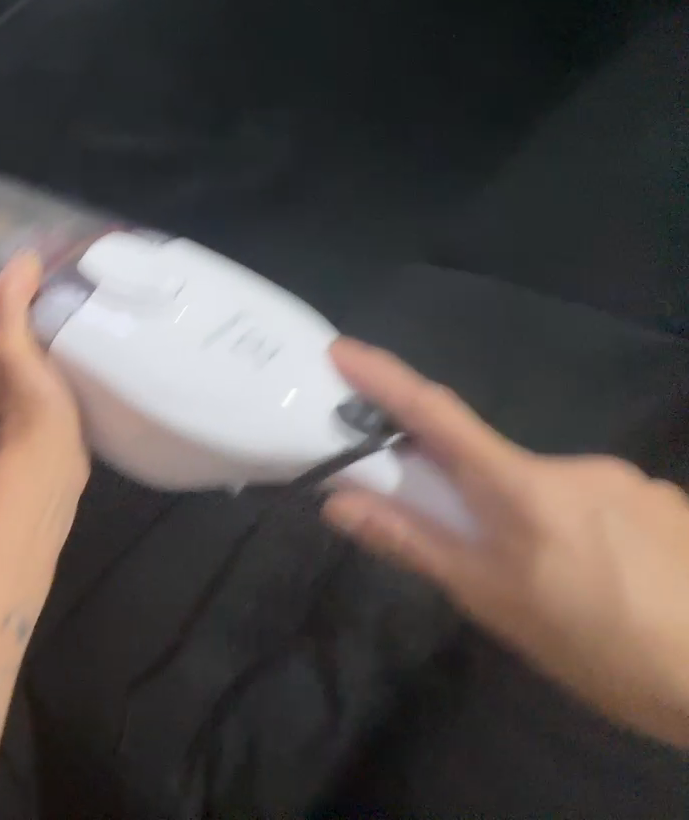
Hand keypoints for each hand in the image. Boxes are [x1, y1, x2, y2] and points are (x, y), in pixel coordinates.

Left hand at [0, 254, 86, 484]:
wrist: (52, 461)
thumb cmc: (24, 402)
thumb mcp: (12, 345)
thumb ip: (9, 304)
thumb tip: (19, 260)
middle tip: (7, 276)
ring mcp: (2, 390)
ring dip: (14, 325)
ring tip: (37, 294)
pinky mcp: (30, 401)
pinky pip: (27, 364)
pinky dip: (38, 346)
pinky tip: (60, 330)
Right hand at [323, 337, 688, 748]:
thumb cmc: (596, 642)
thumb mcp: (487, 598)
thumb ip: (411, 541)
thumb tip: (336, 502)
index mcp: (520, 485)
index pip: (435, 415)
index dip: (384, 378)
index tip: (341, 350)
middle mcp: (578, 468)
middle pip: (496, 466)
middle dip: (476, 497)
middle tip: (483, 554)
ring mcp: (639, 487)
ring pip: (552, 491)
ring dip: (536, 520)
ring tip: (558, 585)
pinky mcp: (679, 512)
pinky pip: (603, 508)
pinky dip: (586, 533)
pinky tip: (609, 583)